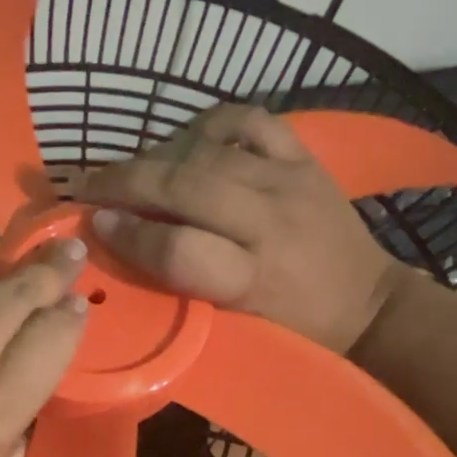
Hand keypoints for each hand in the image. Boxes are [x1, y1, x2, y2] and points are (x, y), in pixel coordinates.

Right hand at [72, 103, 405, 352]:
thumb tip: (124, 250)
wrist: (368, 306)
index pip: (178, 249)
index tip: (93, 224)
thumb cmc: (295, 336)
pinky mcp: (304, 157)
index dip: (129, 233)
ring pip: (208, 151)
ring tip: (125, 168)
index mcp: (255, 281)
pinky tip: (184, 142)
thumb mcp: (236, 331)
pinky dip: (208, 125)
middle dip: (128, 181)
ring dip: (156, 155)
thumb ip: (184, 294)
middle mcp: (272, 223)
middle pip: (186, 187)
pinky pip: (247, 121)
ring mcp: (290, 181)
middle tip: (87, 185)